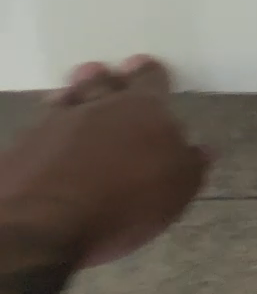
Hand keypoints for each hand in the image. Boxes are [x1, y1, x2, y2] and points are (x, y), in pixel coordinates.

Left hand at [0, 57, 208, 266]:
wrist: (38, 233)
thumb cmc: (126, 201)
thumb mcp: (180, 186)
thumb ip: (191, 163)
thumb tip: (200, 150)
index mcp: (144, 109)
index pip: (150, 80)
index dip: (148, 71)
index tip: (141, 60)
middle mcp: (96, 112)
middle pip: (97, 87)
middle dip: (98, 78)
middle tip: (93, 68)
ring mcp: (45, 135)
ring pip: (58, 109)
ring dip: (65, 101)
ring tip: (64, 97)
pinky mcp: (10, 161)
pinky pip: (29, 140)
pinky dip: (39, 138)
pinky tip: (40, 143)